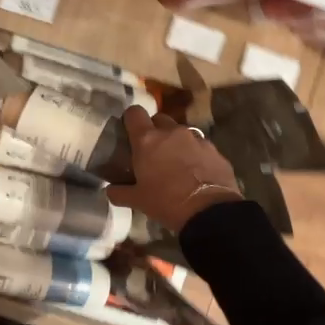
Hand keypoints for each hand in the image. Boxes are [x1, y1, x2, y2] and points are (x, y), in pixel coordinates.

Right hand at [106, 106, 242, 232]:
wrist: (209, 211)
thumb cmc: (166, 201)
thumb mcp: (137, 200)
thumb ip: (119, 192)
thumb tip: (109, 190)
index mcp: (147, 140)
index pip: (134, 113)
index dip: (131, 119)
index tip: (129, 131)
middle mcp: (172, 132)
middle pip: (159, 119)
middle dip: (155, 130)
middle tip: (152, 150)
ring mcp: (196, 139)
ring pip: (181, 132)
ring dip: (176, 142)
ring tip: (176, 162)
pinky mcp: (215, 150)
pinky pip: (200, 146)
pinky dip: (195, 154)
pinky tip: (195, 171)